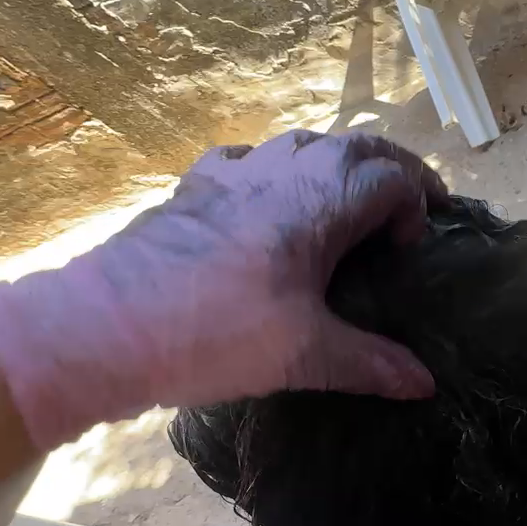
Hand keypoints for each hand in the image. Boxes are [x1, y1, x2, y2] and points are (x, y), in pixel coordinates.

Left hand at [0, 130, 445, 450]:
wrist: (100, 328)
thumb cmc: (214, 334)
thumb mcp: (304, 356)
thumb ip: (371, 364)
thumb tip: (426, 385)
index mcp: (319, 204)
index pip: (392, 178)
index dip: (419, 202)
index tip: (413, 246)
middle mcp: (284, 173)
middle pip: (357, 145)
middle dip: (394, 167)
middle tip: (411, 202)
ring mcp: (235, 173)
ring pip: (306, 140)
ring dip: (342, 161)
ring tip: (352, 199)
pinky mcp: (196, 185)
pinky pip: (252, 157)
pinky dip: (281, 167)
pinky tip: (274, 195)